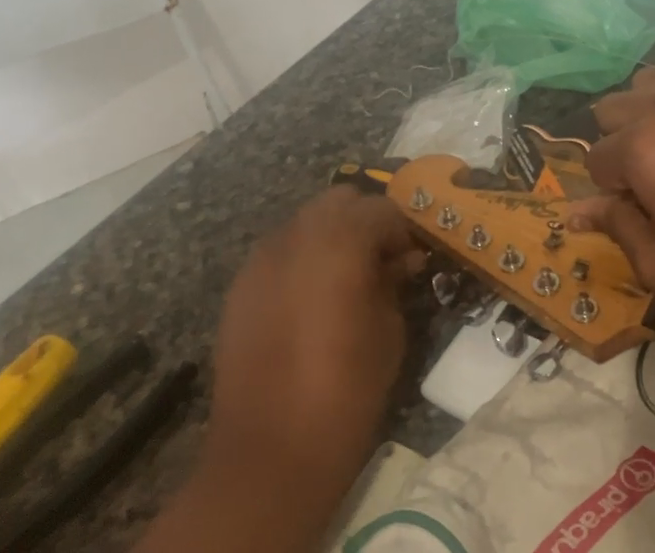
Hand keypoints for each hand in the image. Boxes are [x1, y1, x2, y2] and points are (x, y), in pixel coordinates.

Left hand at [203, 189, 423, 513]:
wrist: (270, 452)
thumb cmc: (346, 390)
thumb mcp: (389, 331)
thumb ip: (393, 282)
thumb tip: (397, 262)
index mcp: (340, 242)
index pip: (383, 209)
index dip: (404, 230)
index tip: (414, 260)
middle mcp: (296, 236)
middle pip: (339, 201)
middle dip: (365, 222)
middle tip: (383, 262)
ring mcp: (260, 260)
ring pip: (305, 222)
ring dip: (332, 237)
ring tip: (348, 279)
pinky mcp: (239, 288)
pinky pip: (279, 253)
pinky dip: (302, 260)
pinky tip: (313, 299)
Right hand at [567, 68, 654, 328]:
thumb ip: (612, 226)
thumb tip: (575, 210)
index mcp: (640, 146)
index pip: (595, 158)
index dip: (612, 191)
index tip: (642, 211)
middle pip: (612, 109)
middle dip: (620, 143)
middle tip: (654, 181)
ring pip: (650, 84)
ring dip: (647, 114)